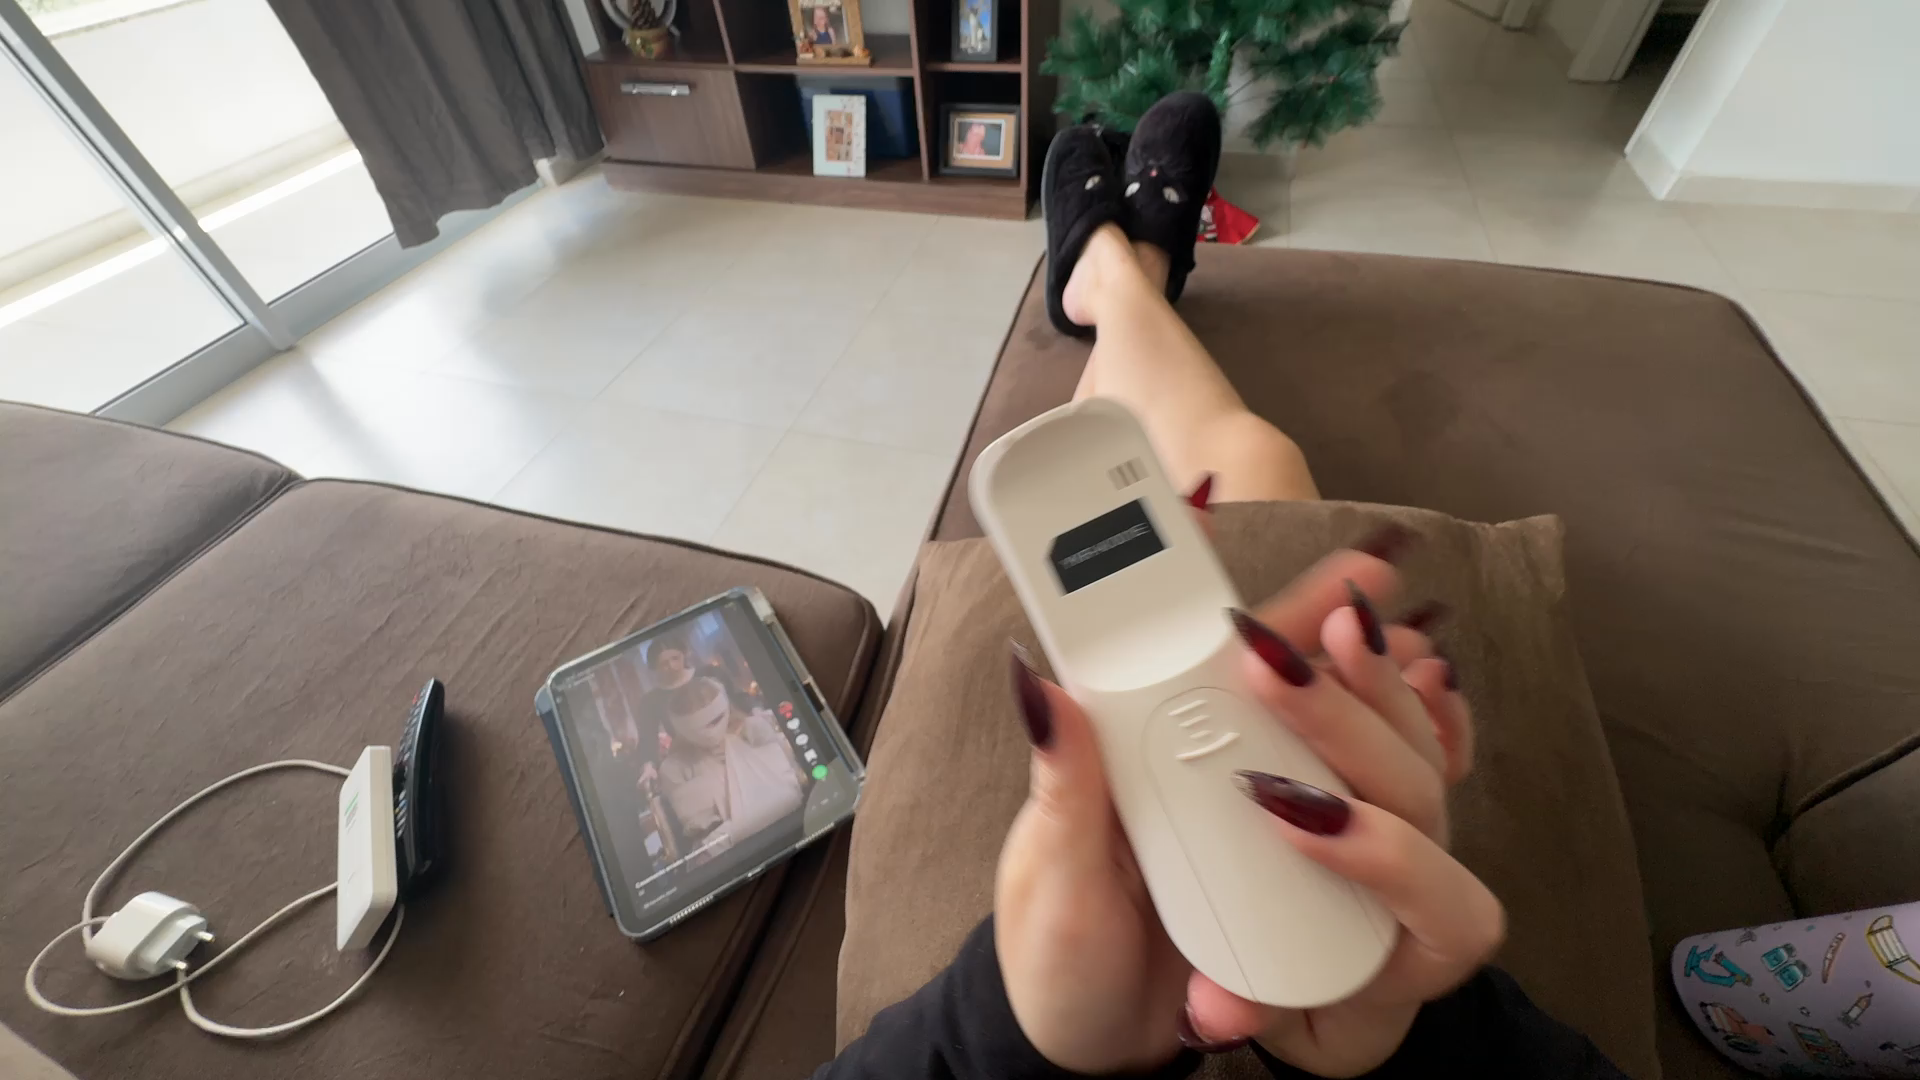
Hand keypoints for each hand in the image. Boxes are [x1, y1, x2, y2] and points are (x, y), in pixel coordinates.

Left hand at [993, 548, 1429, 1073]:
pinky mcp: (1306, 904)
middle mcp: (1216, 785)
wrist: (1089, 1044)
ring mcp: (1268, 843)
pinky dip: (1411, 813)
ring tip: (1406, 683)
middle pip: (1300, 708)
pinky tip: (1431, 773)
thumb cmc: (1054, 952)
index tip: (1334, 570)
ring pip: (1364, 773)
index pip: (1215, 667)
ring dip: (1389, 731)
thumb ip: (1062, 785)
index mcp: (1148, 759)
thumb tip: (1037, 683)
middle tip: (1358, 632)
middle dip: (1340, 667)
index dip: (1277, 616)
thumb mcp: (1054, 870)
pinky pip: (1381, 847)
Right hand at [1180, 597, 1500, 1076]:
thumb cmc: (1288, 995)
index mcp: (1407, 944)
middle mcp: (1419, 874)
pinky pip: (1414, 718)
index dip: (1380, 855)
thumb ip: (1238, 1002)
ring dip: (1371, 678)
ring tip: (1328, 618)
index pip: (1437, 903)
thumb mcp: (1260, 1009)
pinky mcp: (1381, 778)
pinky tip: (1369, 633)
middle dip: (1347, 728)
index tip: (1290, 815)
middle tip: (1271, 671)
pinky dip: (1397, 676)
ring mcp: (1405, 817)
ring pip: (1416, 742)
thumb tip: (1206, 1013)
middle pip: (1416, 791)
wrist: (1313, 980)